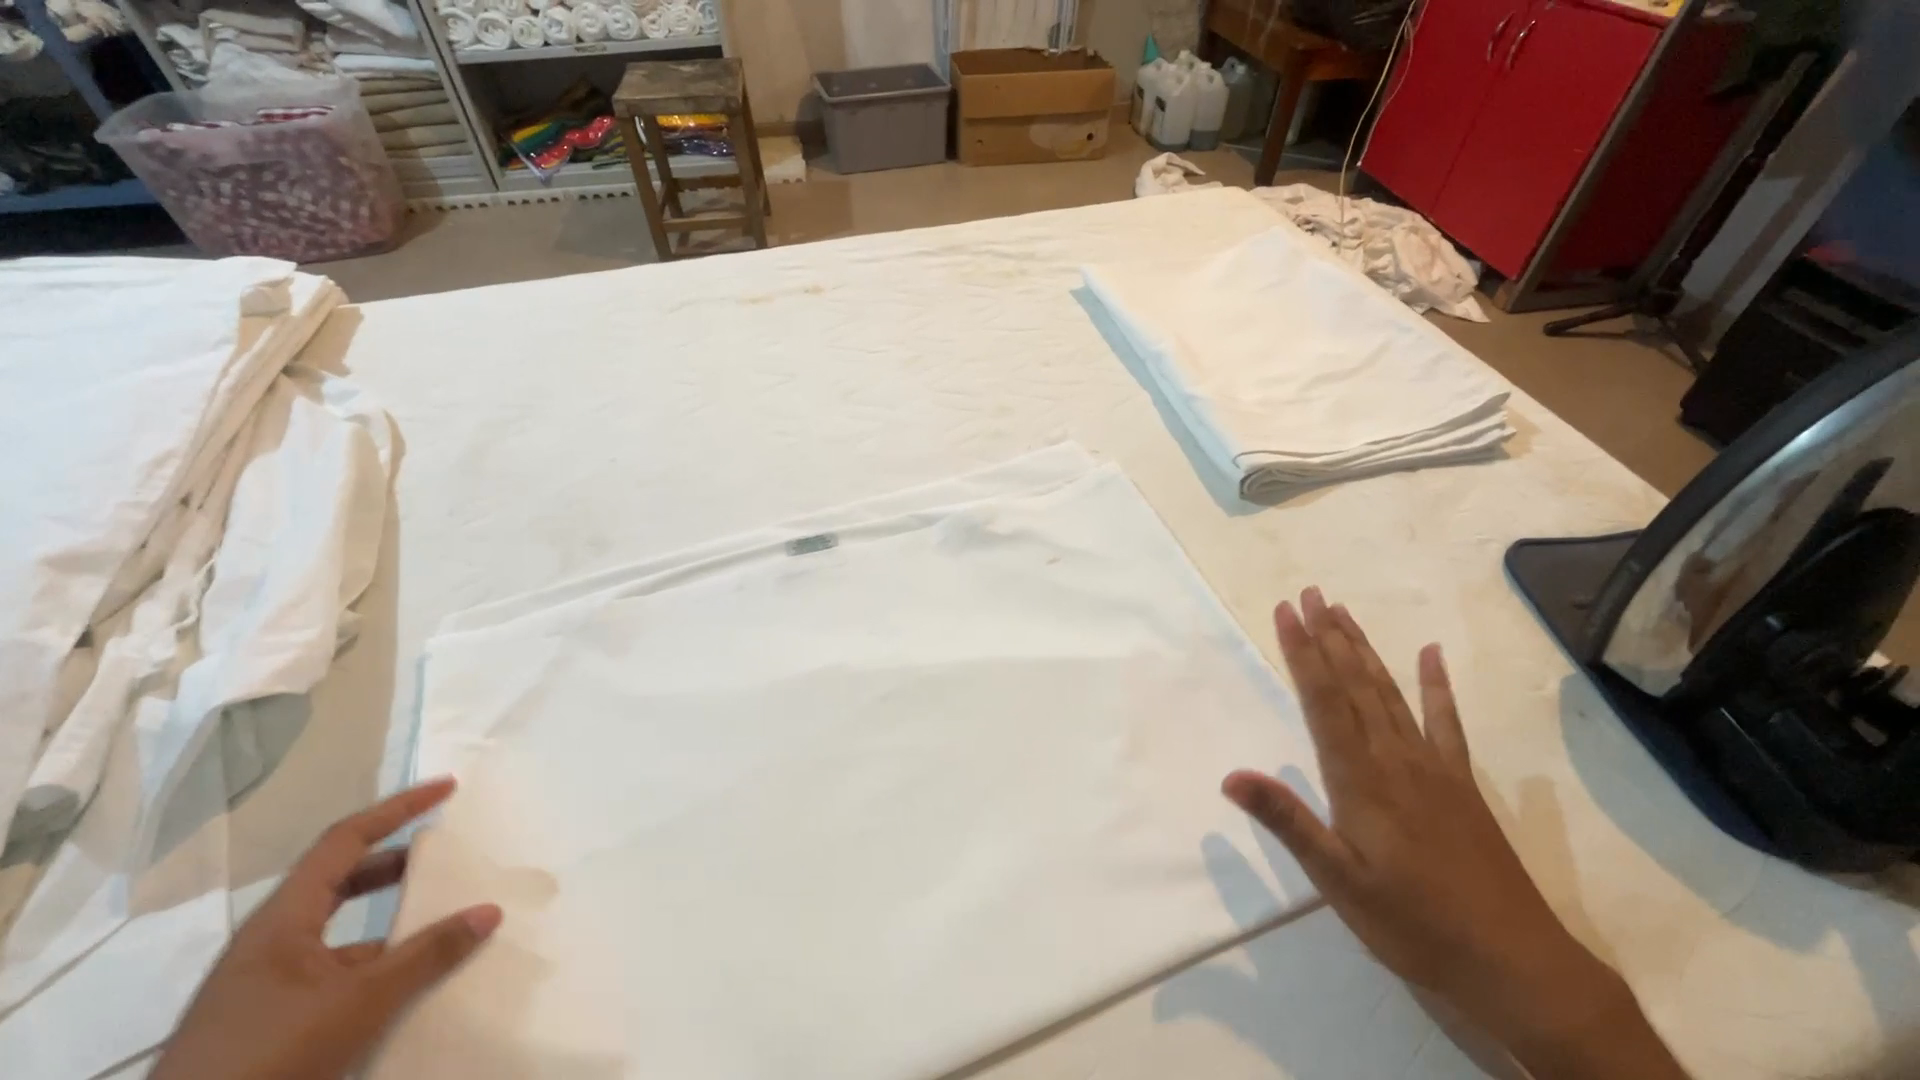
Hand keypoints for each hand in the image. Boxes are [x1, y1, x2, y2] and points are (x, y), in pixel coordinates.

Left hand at [153, 778, 500, 1079]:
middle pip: (341, 881)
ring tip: (440, 927)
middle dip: (395, 864)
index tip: (445, 789)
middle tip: (445, 858)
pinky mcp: (268, 1020)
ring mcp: (266, 983)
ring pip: (338, 932)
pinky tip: (406, 990)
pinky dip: (374, 967)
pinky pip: (333, 972)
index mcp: (283, 919)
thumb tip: (489, 911)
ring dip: (387, 923)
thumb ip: (427, 955)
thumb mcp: (361, 1002)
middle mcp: (271, 940)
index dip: (397, 809)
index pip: (345, 840)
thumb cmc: (270, 1054)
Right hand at [1223, 587, 1686, 1079]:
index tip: (1285, 611)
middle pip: (1356, 685)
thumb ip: (1288, 823)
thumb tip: (1231, 777)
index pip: (1324, 701)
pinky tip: (1431, 654)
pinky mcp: (1461, 784)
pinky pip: (1447, 723)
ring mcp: (1434, 768)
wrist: (1513, 961)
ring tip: (1343, 612)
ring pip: (1391, 693)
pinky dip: (1437, 686)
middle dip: (1328, 637)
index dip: (1302, 653)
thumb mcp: (1338, 882)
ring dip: (1365, 650)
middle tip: (1309, 593)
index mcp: (1360, 780)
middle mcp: (1396, 759)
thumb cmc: (1412, 923)